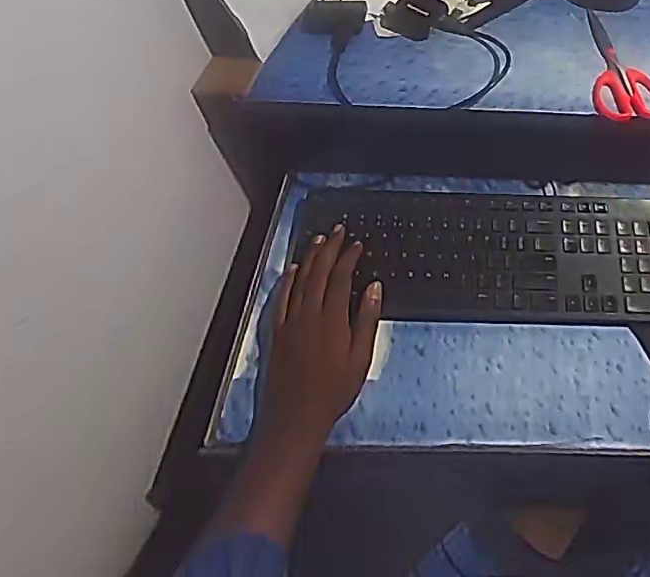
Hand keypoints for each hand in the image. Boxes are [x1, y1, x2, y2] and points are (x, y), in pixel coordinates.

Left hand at [257, 225, 382, 448]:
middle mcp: (309, 314)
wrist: (295, 418)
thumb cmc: (332, 392)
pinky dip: (287, 280)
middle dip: (330, 248)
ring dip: (310, 257)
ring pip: (300, 279)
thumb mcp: (360, 358)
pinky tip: (291, 269)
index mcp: (332, 319)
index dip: (349, 257)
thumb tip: (373, 288)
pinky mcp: (276, 331)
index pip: (341, 278)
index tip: (356, 245)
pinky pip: (280, 297)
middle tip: (338, 232)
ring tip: (318, 241)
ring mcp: (290, 321)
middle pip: (319, 272)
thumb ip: (366, 319)